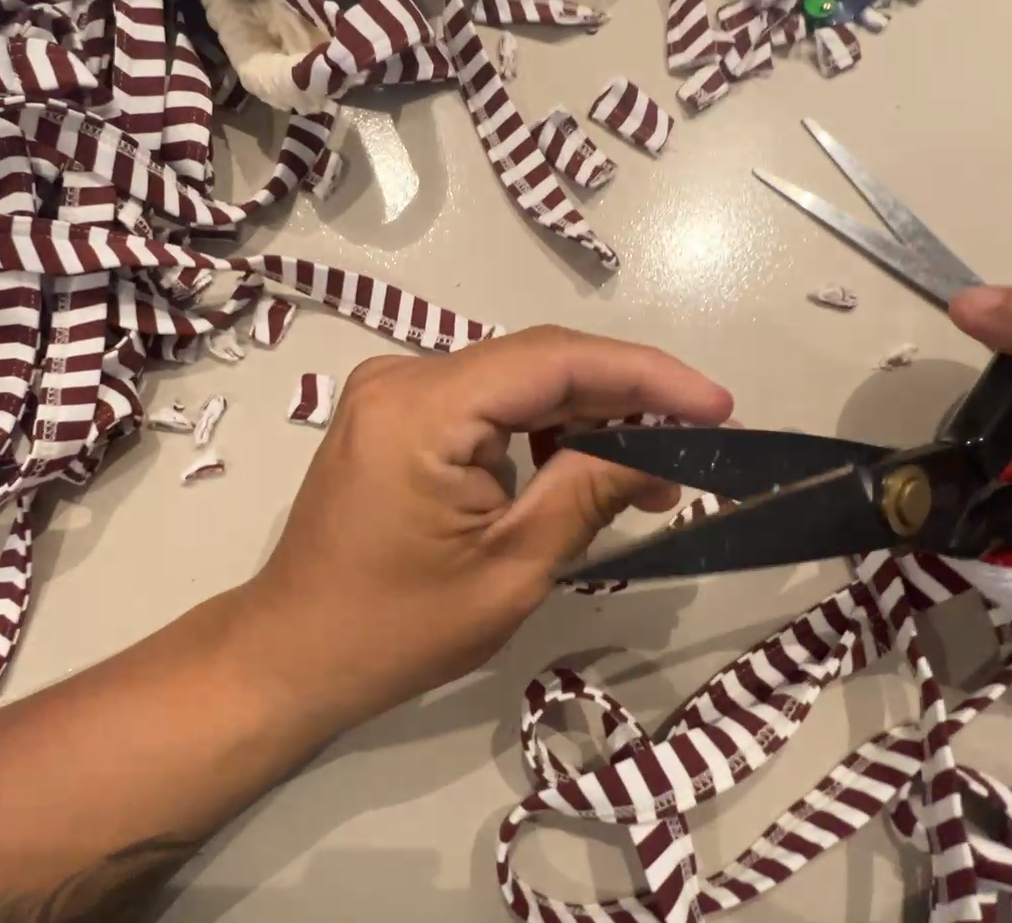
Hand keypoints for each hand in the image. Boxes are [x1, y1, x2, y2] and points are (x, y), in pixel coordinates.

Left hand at [227, 326, 732, 732]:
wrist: (295, 650)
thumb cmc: (396, 628)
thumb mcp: (511, 567)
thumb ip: (588, 492)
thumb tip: (664, 452)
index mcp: (421, 408)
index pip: (553, 361)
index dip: (643, 374)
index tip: (716, 403)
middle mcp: (400, 377)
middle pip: (535, 364)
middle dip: (620, 398)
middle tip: (694, 441)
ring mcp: (390, 391)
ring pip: (513, 382)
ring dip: (583, 418)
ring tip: (647, 472)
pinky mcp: (392, 414)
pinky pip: (482, 403)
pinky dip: (537, 430)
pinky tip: (581, 467)